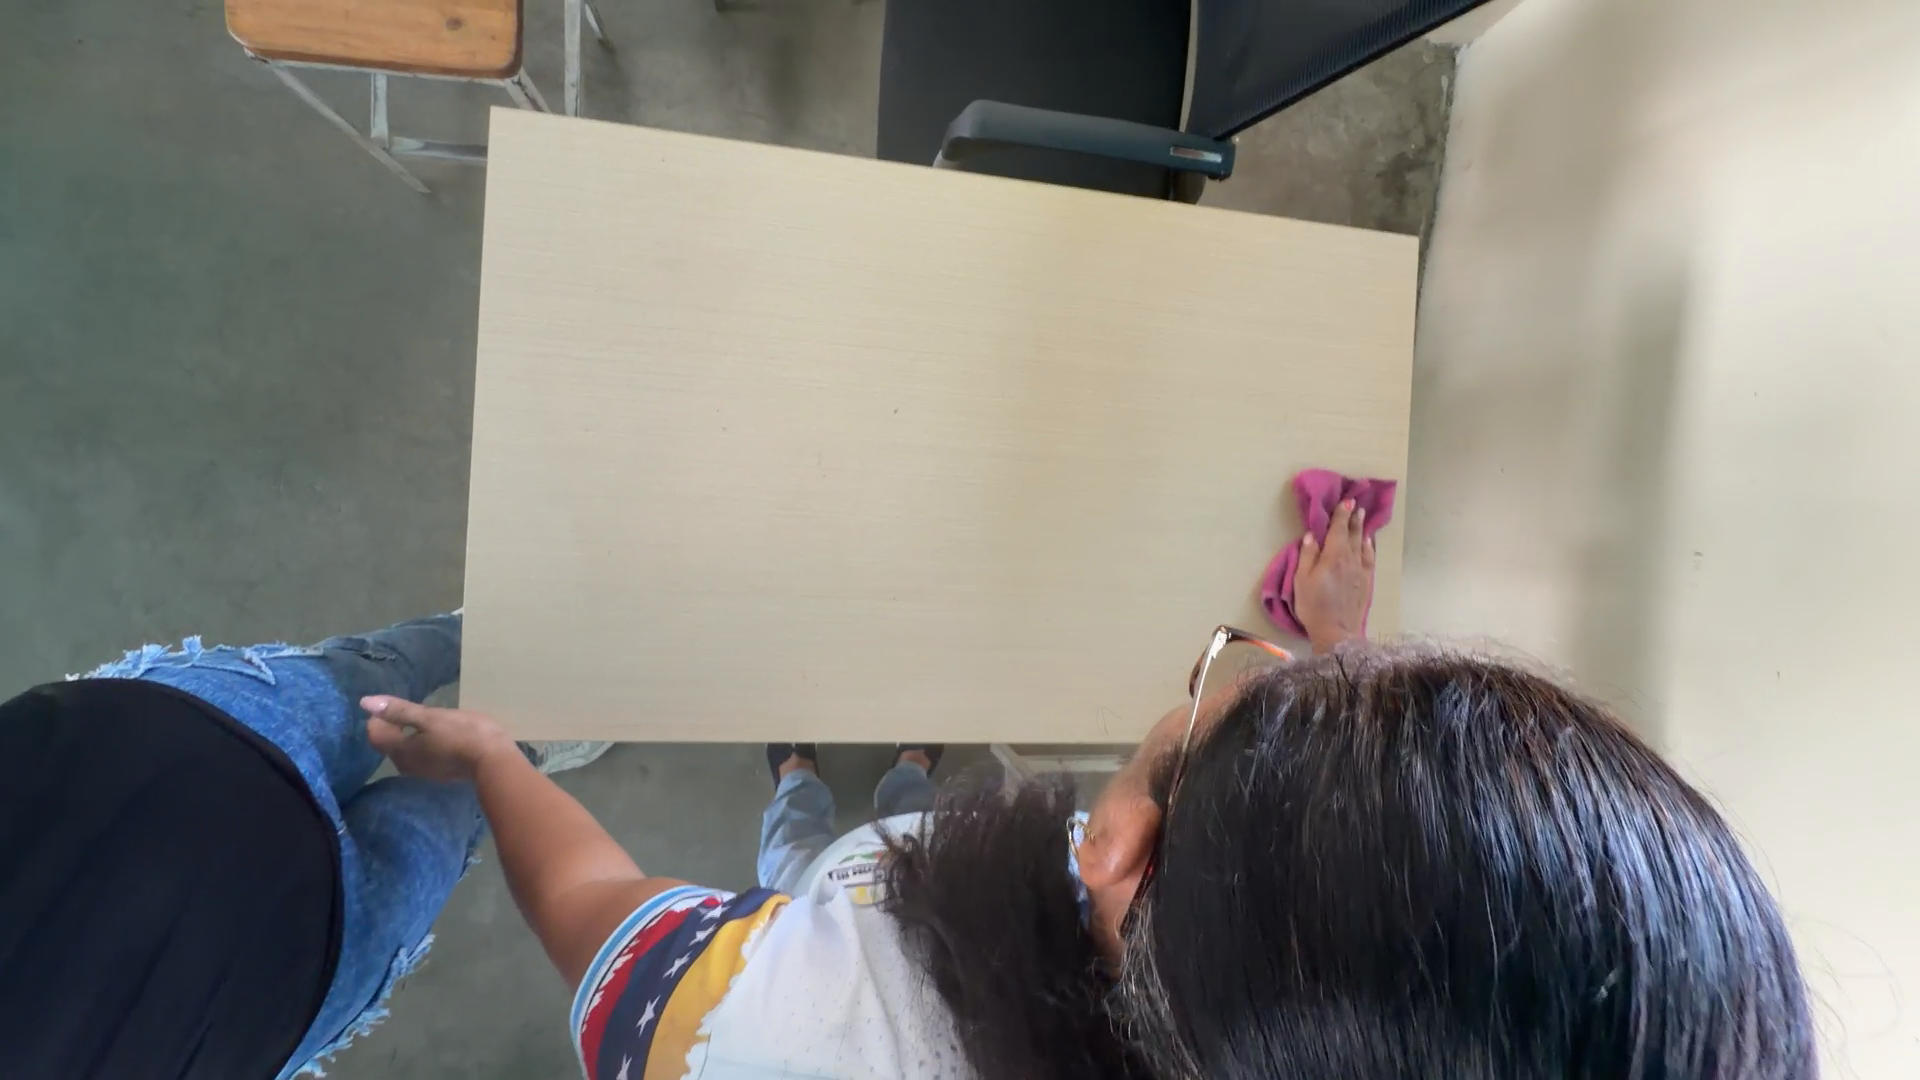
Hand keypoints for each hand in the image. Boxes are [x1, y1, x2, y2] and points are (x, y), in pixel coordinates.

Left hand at [364, 696, 519, 782]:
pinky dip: (425, 746)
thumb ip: (400, 710)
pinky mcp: (441, 773)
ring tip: (426, 724)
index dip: (378, 719)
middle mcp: (406, 764)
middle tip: (407, 712)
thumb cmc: (463, 734)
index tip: (391, 705)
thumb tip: (365, 702)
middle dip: (393, 728)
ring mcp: (424, 772)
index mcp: (401, 750)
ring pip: (407, 752)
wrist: (493, 760)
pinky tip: (442, 738)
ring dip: (410, 738)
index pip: (375, 735)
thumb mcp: (432, 717)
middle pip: (390, 745)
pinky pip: (424, 758)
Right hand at [1294, 498, 1375, 653]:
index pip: (1338, 531)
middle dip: (1353, 519)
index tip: (1346, 501)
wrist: (1336, 631)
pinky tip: (1368, 543)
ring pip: (1363, 545)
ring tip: (1362, 519)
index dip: (1341, 515)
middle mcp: (1350, 560)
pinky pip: (1369, 559)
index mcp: (1333, 557)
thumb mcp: (1301, 580)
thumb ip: (1307, 556)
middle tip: (1356, 505)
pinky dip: (1369, 547)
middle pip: (1352, 535)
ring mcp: (1361, 571)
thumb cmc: (1313, 605)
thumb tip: (1311, 536)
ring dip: (1362, 530)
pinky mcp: (1366, 582)